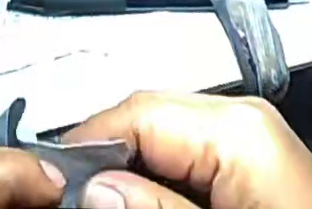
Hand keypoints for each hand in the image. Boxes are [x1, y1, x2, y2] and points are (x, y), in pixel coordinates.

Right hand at [62, 93, 311, 208]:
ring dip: (133, 169)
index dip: (89, 142)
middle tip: (77, 194)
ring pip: (163, 137)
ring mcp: (251, 138)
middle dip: (109, 155)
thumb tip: (94, 187)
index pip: (137, 111)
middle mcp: (243, 117)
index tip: (57, 178)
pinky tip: (145, 200)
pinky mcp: (255, 164)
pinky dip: (162, 178)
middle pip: (148, 118)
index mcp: (238, 126)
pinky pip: (190, 156)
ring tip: (105, 198)